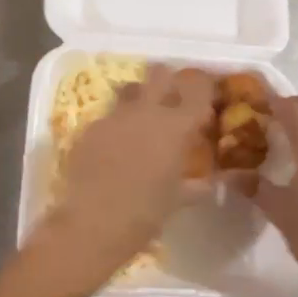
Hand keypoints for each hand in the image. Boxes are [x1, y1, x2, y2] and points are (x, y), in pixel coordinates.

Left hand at [29, 64, 214, 293]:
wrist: (93, 223)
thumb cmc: (145, 214)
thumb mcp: (179, 200)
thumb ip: (196, 184)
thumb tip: (207, 181)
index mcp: (177, 126)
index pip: (199, 88)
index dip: (205, 89)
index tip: (206, 101)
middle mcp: (146, 111)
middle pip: (160, 73)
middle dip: (169, 82)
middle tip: (173, 101)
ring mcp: (114, 116)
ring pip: (130, 89)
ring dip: (140, 98)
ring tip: (142, 120)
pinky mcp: (89, 128)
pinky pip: (108, 116)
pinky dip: (116, 125)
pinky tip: (115, 146)